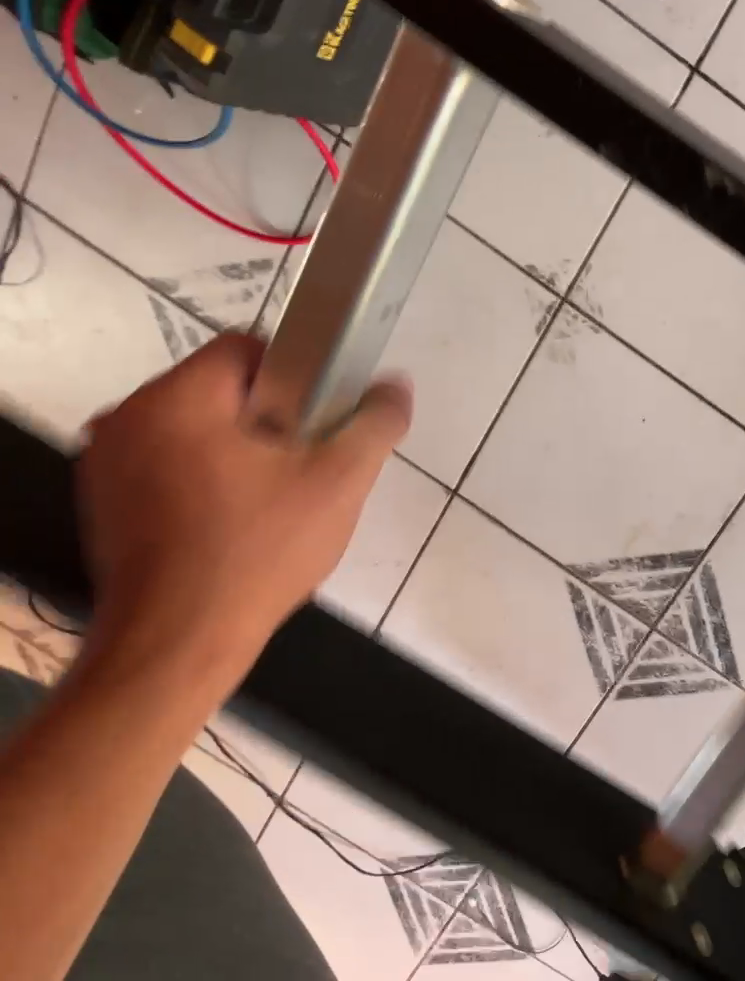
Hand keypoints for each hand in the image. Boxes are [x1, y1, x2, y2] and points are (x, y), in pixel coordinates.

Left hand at [76, 334, 410, 688]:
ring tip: (287, 496)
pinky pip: (178, 463)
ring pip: (204, 429)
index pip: (247, 348)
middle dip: (279, 417)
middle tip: (315, 464)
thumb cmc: (261, 549)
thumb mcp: (341, 480)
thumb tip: (395, 386)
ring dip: (252, 448)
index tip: (329, 416)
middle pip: (226, 390)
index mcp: (173, 403)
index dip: (302, 372)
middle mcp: (125, 422)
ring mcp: (107, 465)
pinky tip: (248, 519)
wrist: (183, 638)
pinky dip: (219, 476)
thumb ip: (375, 423)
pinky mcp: (108, 503)